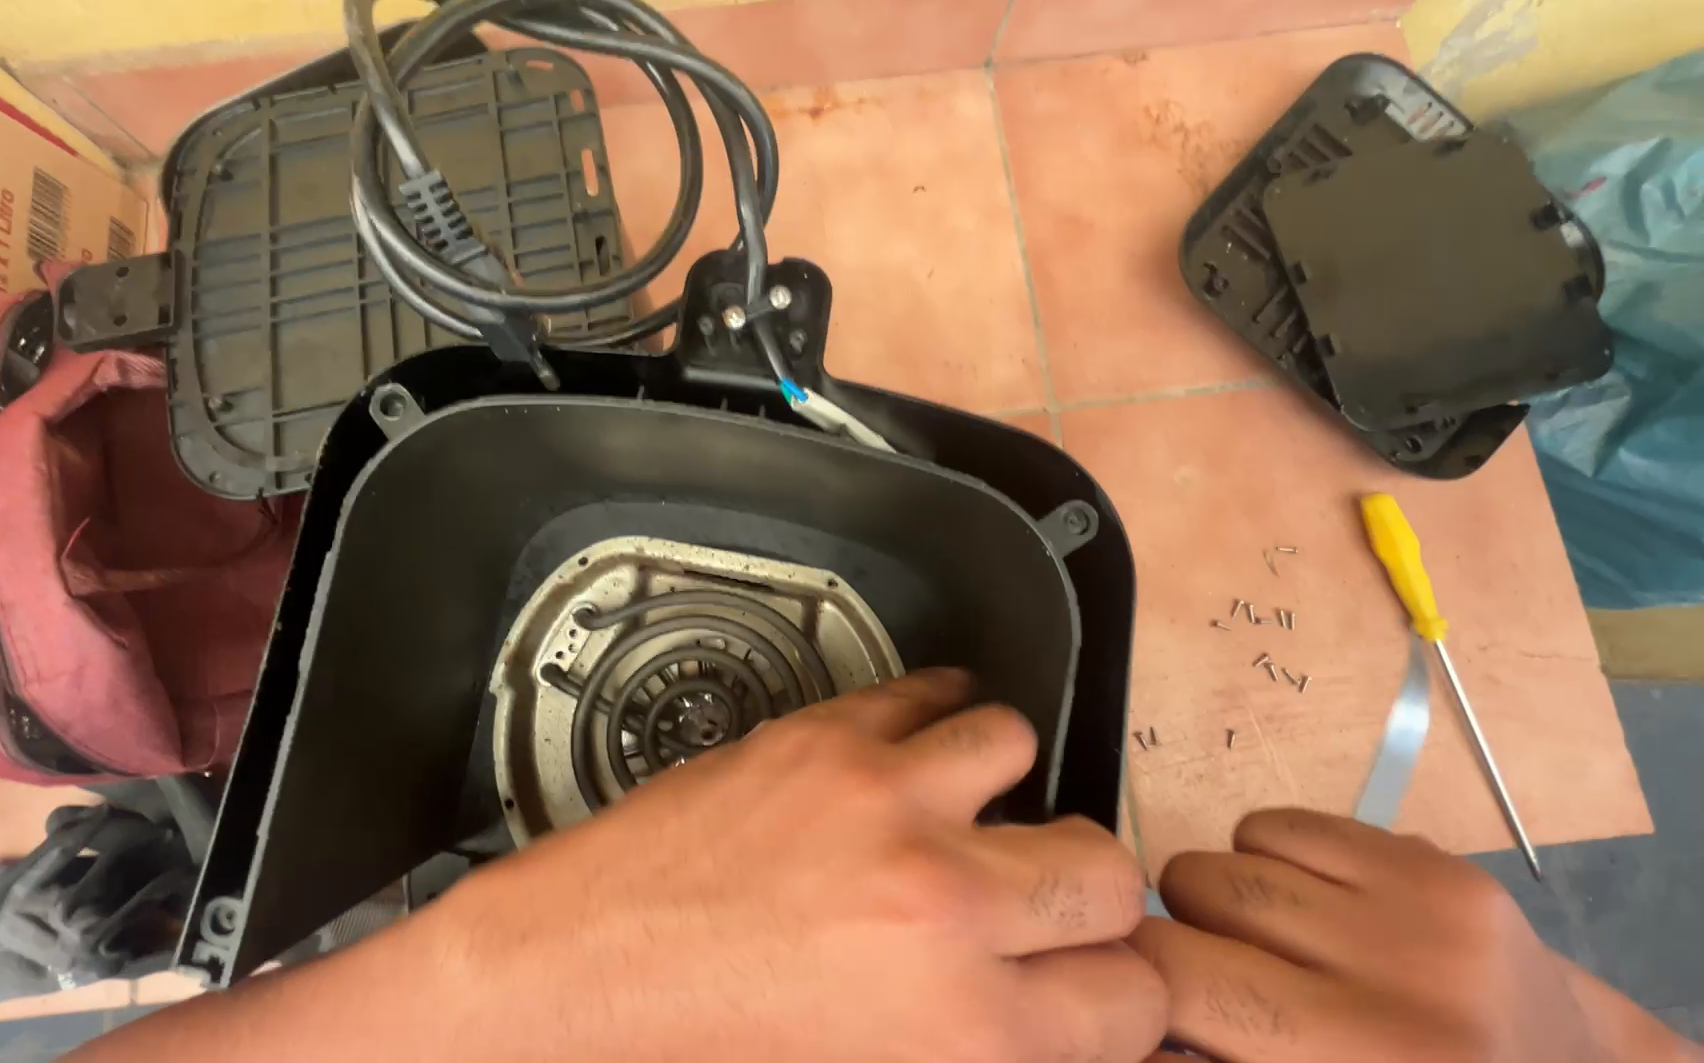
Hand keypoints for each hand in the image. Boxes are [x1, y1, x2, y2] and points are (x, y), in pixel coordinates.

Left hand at [419, 668, 1165, 1062]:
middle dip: (1083, 876)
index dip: (1119, 982)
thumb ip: (980, 1037)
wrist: (590, 964)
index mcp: (960, 1028)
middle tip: (1039, 876)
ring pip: (1018, 743)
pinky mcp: (825, 735)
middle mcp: (937, 900)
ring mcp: (881, 799)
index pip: (1129, 999)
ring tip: (961, 796)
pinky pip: (930, 690)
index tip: (1094, 959)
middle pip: (1101, 864)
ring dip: (1001, 776)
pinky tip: (916, 741)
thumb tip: (1048, 1002)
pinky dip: (937, 711)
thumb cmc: (712, 1034)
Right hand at [1131, 808, 1702, 1062]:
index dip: (1140, 981)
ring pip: (1223, 859)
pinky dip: (1267, 862)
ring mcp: (1427, 924)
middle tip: (1218, 978)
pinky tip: (1314, 911)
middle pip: (1187, 895)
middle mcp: (1399, 1005)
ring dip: (1222, 901)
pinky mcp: (1440, 869)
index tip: (1154, 1003)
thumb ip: (1199, 1053)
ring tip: (1275, 949)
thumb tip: (1119, 1014)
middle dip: (1178, 932)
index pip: (1171, 978)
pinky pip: (1273, 825)